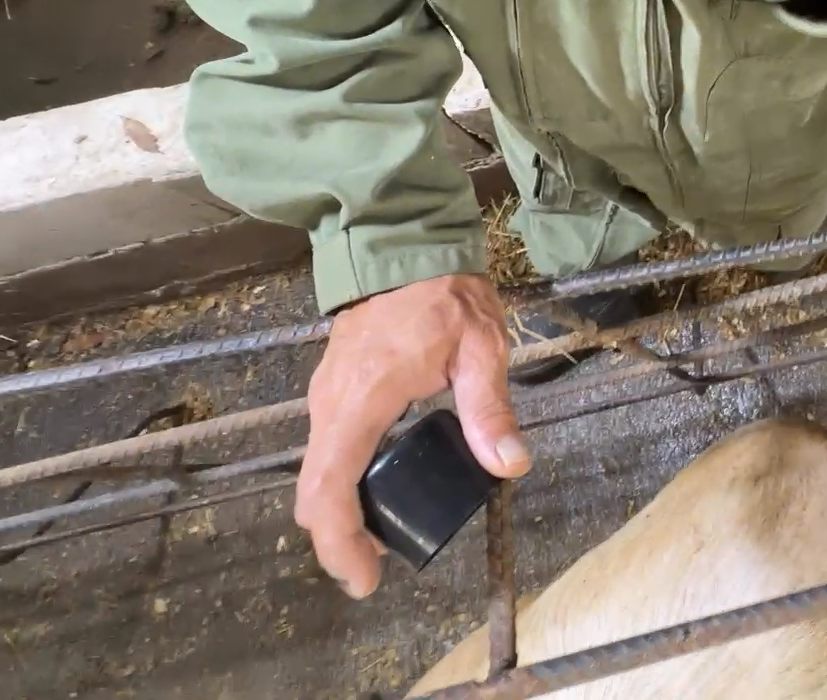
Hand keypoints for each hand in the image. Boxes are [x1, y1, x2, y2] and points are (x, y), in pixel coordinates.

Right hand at [296, 273, 529, 598]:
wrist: (407, 248)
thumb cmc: (446, 295)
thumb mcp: (481, 349)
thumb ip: (490, 408)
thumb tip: (511, 464)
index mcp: (362, 400)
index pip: (330, 489)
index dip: (340, 544)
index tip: (366, 578)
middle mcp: (330, 403)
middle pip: (315, 489)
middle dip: (339, 537)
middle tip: (378, 565)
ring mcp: (327, 392)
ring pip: (318, 468)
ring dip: (340, 509)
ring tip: (383, 533)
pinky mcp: (334, 384)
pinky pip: (328, 445)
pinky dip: (343, 478)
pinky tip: (380, 483)